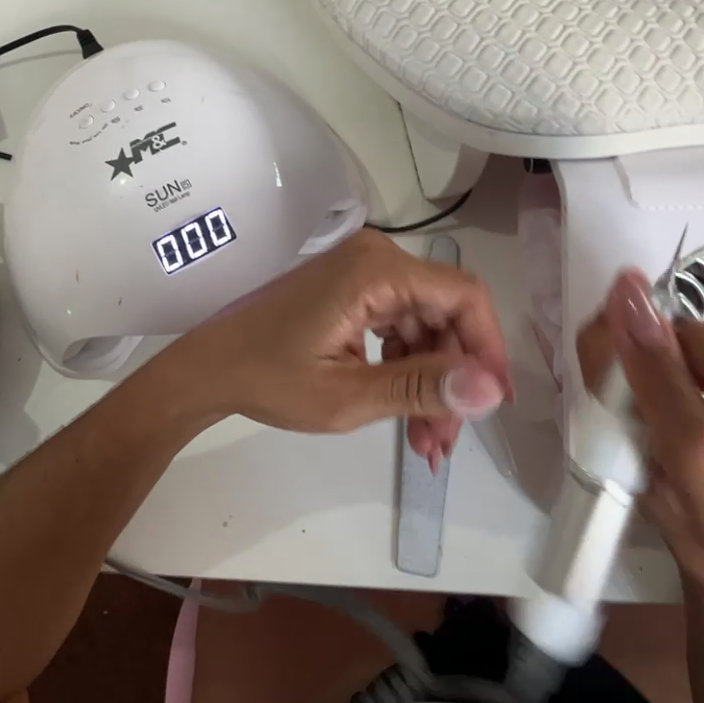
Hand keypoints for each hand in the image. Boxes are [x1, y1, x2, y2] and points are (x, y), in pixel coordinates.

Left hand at [152, 230, 510, 465]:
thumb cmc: (270, 380)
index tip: (493, 403)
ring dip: (430, 382)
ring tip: (426, 443)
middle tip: (446, 442)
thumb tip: (490, 389)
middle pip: (444, 315)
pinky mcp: (351, 291)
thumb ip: (421, 388)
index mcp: (376, 271)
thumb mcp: (348, 395)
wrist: (210, 368)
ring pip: (424, 327)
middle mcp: (374, 259)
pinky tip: (406, 415)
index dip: (487, 349)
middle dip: (452, 380)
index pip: (463, 297)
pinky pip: (398, 326)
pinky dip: (405, 369)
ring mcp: (361, 273)